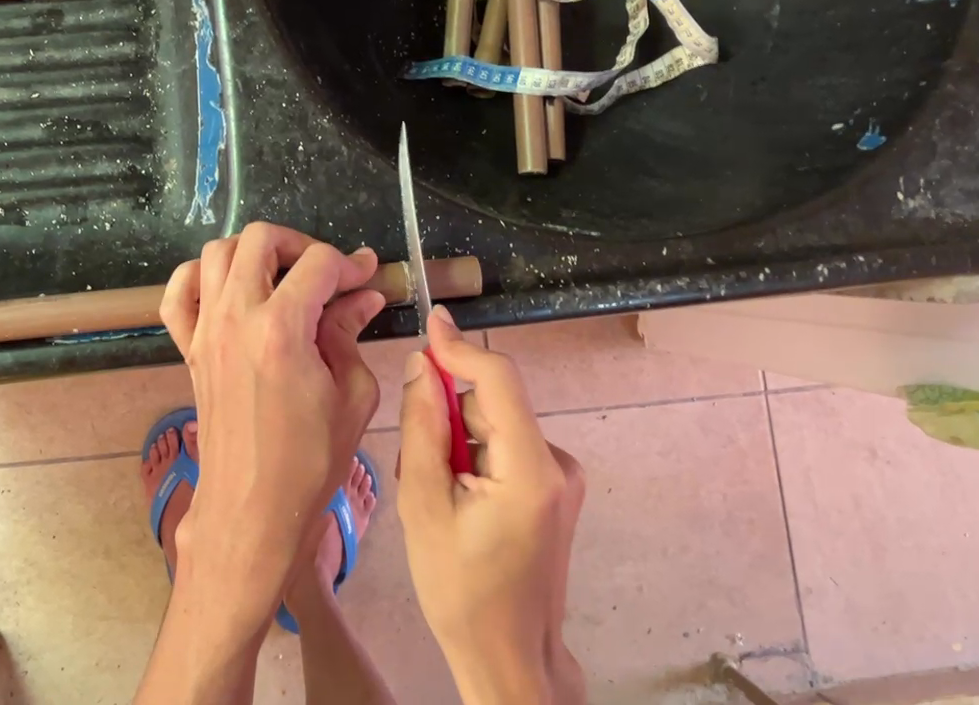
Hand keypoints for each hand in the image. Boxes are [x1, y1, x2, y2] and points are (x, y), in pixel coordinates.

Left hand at [157, 223, 384, 618]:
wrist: (253, 509)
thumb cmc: (311, 461)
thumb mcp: (351, 395)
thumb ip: (349, 333)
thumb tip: (362, 296)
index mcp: (281, 329)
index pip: (318, 263)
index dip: (350, 264)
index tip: (367, 277)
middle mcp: (235, 317)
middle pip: (259, 239)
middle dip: (300, 244)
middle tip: (325, 274)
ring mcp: (205, 330)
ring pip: (216, 253)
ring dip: (252, 253)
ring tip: (281, 277)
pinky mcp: (188, 348)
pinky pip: (179, 293)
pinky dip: (199, 277)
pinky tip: (227, 290)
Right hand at [398, 307, 586, 704]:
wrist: (508, 657)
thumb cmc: (458, 589)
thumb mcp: (423, 504)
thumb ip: (423, 427)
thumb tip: (422, 364)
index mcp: (531, 468)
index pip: (497, 379)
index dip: (459, 347)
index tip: (428, 321)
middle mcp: (557, 462)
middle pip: (492, 402)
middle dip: (448, 413)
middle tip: (416, 460)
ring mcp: (562, 477)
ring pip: (494, 424)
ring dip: (458, 439)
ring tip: (435, 491)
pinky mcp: (556, 489)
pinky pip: (505, 446)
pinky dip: (475, 457)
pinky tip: (458, 499)